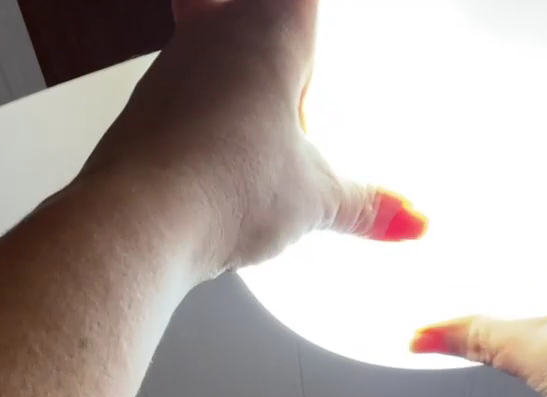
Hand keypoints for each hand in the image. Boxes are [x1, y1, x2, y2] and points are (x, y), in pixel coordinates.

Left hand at [78, 0, 425, 278]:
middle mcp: (211, 37)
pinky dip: (187, 114)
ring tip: (247, 109)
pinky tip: (204, 155)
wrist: (139, 225)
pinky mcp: (135, 120)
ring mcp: (166, 76)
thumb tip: (412, 223)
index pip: (301, 3)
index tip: (310, 23)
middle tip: (276, 73)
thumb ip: (365, 207)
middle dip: (250, 22)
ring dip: (217, 63)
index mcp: (270, 30)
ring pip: (193, 41)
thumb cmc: (220, 189)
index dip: (305, 16)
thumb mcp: (312, 201)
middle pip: (223, 4)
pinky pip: (167, 100)